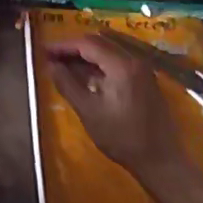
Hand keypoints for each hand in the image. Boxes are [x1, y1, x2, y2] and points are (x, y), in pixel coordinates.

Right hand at [43, 33, 195, 189]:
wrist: (159, 159)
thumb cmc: (121, 135)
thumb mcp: (87, 110)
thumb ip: (66, 83)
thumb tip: (51, 65)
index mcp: (121, 66)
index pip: (87, 44)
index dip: (63, 45)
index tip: (43, 51)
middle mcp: (135, 62)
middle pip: (99, 43)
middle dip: (73, 48)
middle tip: (51, 57)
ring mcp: (143, 71)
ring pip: (109, 51)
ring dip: (85, 55)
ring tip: (63, 66)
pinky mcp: (145, 81)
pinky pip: (118, 62)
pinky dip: (98, 64)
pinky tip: (85, 76)